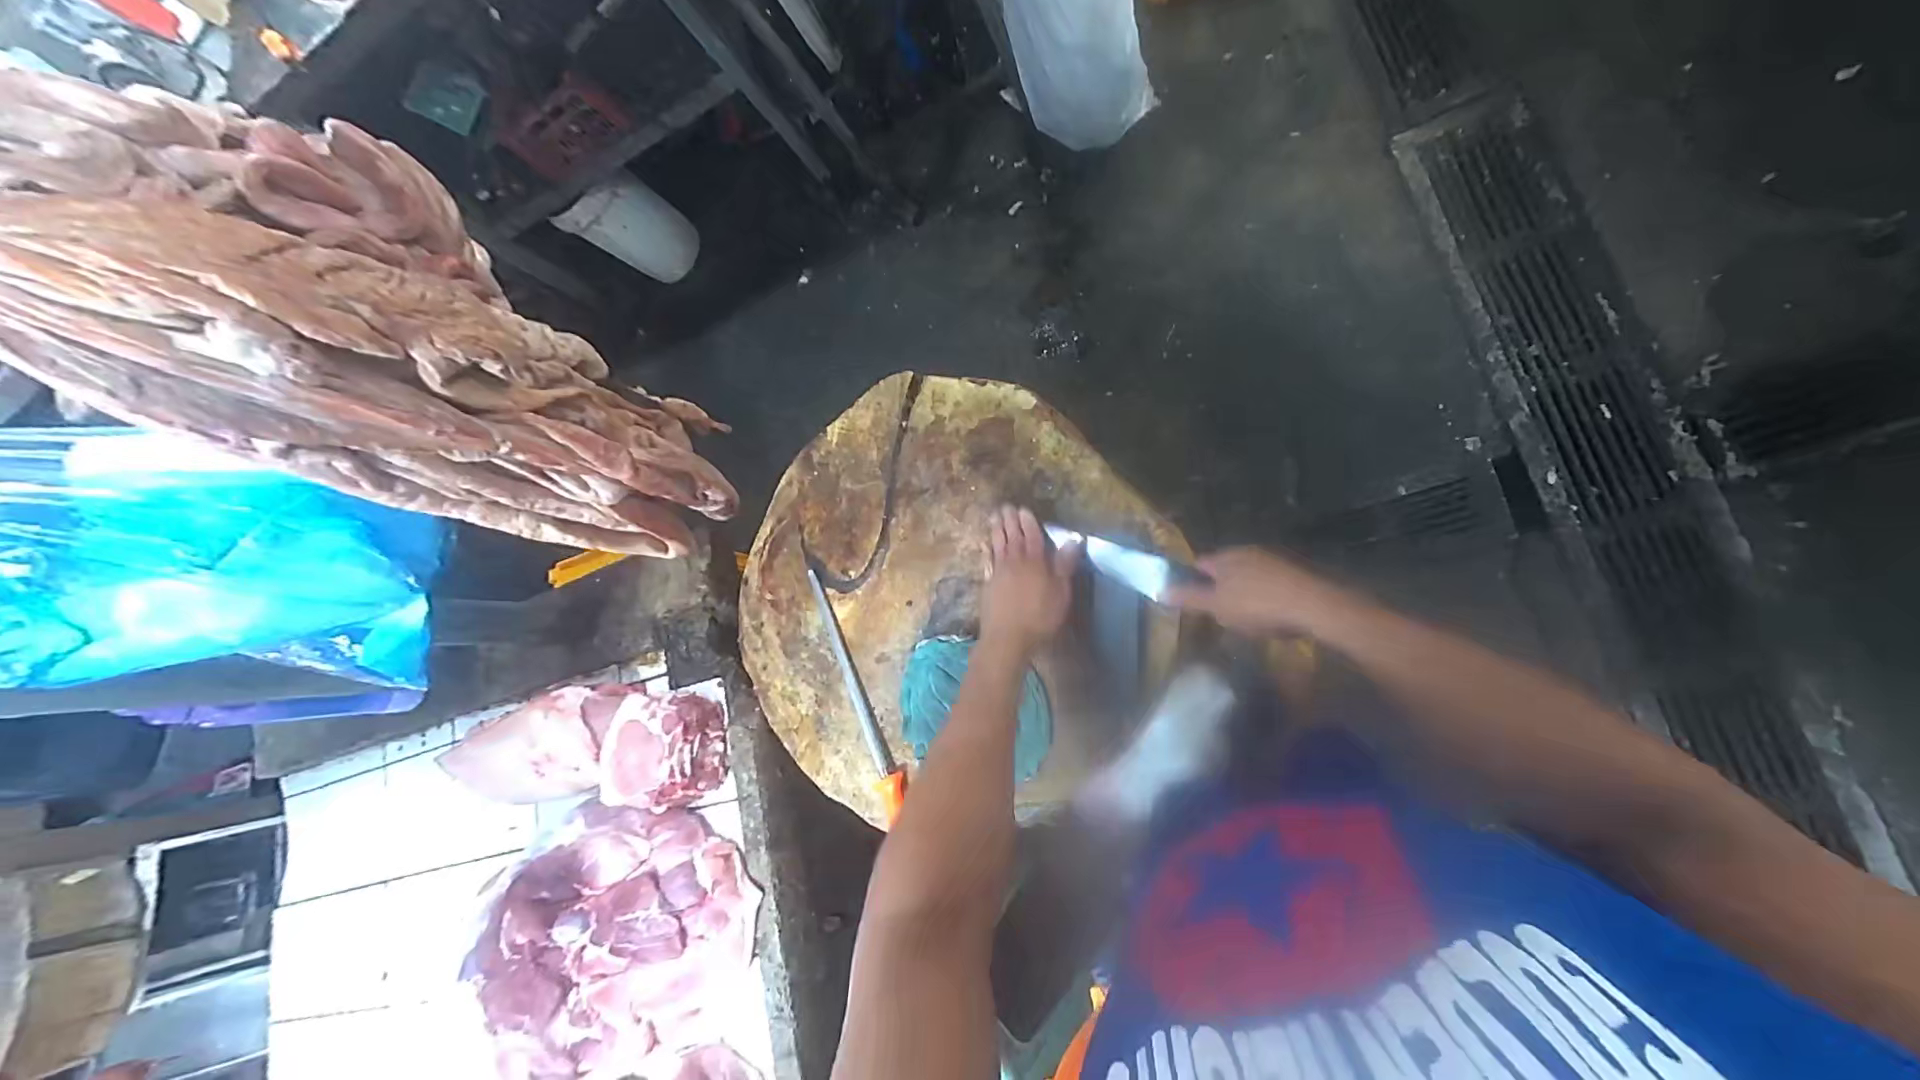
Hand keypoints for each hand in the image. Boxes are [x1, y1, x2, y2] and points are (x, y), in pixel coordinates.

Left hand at [979, 506, 1079, 654]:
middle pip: (1012, 537)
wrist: (1007, 638)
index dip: (1029, 522)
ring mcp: (999, 572)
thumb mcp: (1061, 593)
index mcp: (1035, 562)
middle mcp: (1015, 562)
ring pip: (998, 545)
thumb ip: (1065, 566)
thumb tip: (1073, 540)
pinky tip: (988, 545)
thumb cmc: (1040, 618)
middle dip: (1010, 521)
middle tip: (1006, 506)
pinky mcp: (988, 584)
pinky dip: (989, 549)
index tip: (1024, 509)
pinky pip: (988, 559)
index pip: (1033, 536)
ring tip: (995, 516)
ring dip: (997, 529)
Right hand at [1166, 547, 1352, 634]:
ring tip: (1247, 617)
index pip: (1198, 564)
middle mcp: (1247, 551)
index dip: (1191, 581)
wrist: (1315, 605)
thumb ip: (1189, 598)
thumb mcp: (1217, 606)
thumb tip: (1160, 590)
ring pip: (1249, 575)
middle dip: (1220, 587)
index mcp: (1225, 557)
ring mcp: (1274, 560)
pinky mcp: (1296, 572)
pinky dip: (1267, 595)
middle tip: (1219, 613)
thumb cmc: (1257, 605)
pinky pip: (1271, 583)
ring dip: (1245, 592)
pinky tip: (1272, 615)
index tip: (1192, 601)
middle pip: (1224, 569)